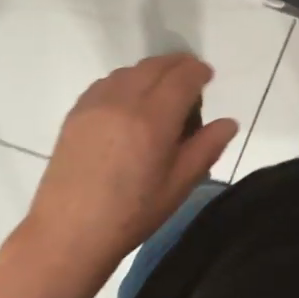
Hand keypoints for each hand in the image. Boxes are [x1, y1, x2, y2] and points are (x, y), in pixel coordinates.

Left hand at [16, 55, 238, 294]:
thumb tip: (228, 122)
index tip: (207, 76)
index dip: (198, 72)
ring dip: (151, 73)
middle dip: (177, 66)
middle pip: (155, 67)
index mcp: (153, 120)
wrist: (70, 231)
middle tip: (190, 78)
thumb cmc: (132, 214)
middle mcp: (122, 101)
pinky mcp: (75, 112)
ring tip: (161, 93)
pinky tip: (130, 103)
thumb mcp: (178, 186)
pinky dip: (125, 82)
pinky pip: (106, 83)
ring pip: (130, 72)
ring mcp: (95, 103)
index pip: (182, 78)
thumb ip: (206, 148)